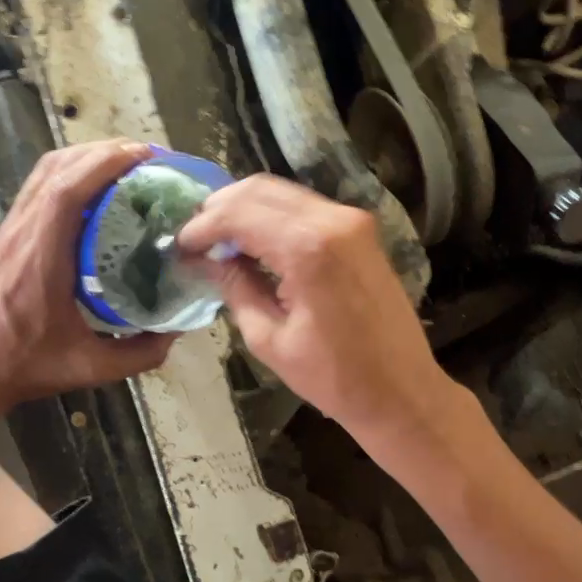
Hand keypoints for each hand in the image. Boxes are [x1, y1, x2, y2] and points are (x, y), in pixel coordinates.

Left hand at [0, 140, 175, 419]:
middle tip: (145, 157)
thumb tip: (177, 331)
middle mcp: (23, 235)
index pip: (68, 191)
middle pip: (58, 169)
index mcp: (42, 260)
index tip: (144, 156)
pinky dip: (67, 173)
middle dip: (102, 151)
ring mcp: (10, 232)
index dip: (105, 164)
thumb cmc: (26, 367)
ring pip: (44, 173)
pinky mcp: (5, 236)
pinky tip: (93, 186)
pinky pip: (36, 188)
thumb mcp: (91, 367)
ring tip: (123, 163)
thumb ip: (140, 353)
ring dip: (83, 157)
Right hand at [178, 175, 454, 433]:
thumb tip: (204, 260)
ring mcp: (351, 221)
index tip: (180, 245)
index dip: (203, 226)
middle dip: (221, 209)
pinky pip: (305, 208)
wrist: (400, 391)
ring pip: (283, 193)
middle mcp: (332, 220)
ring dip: (247, 209)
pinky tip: (254, 241)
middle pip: (260, 190)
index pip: (238, 213)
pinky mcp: (361, 230)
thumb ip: (234, 286)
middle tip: (195, 238)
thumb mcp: (268, 337)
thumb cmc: (332, 377)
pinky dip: (274, 216)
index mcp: (307, 247)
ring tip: (219, 240)